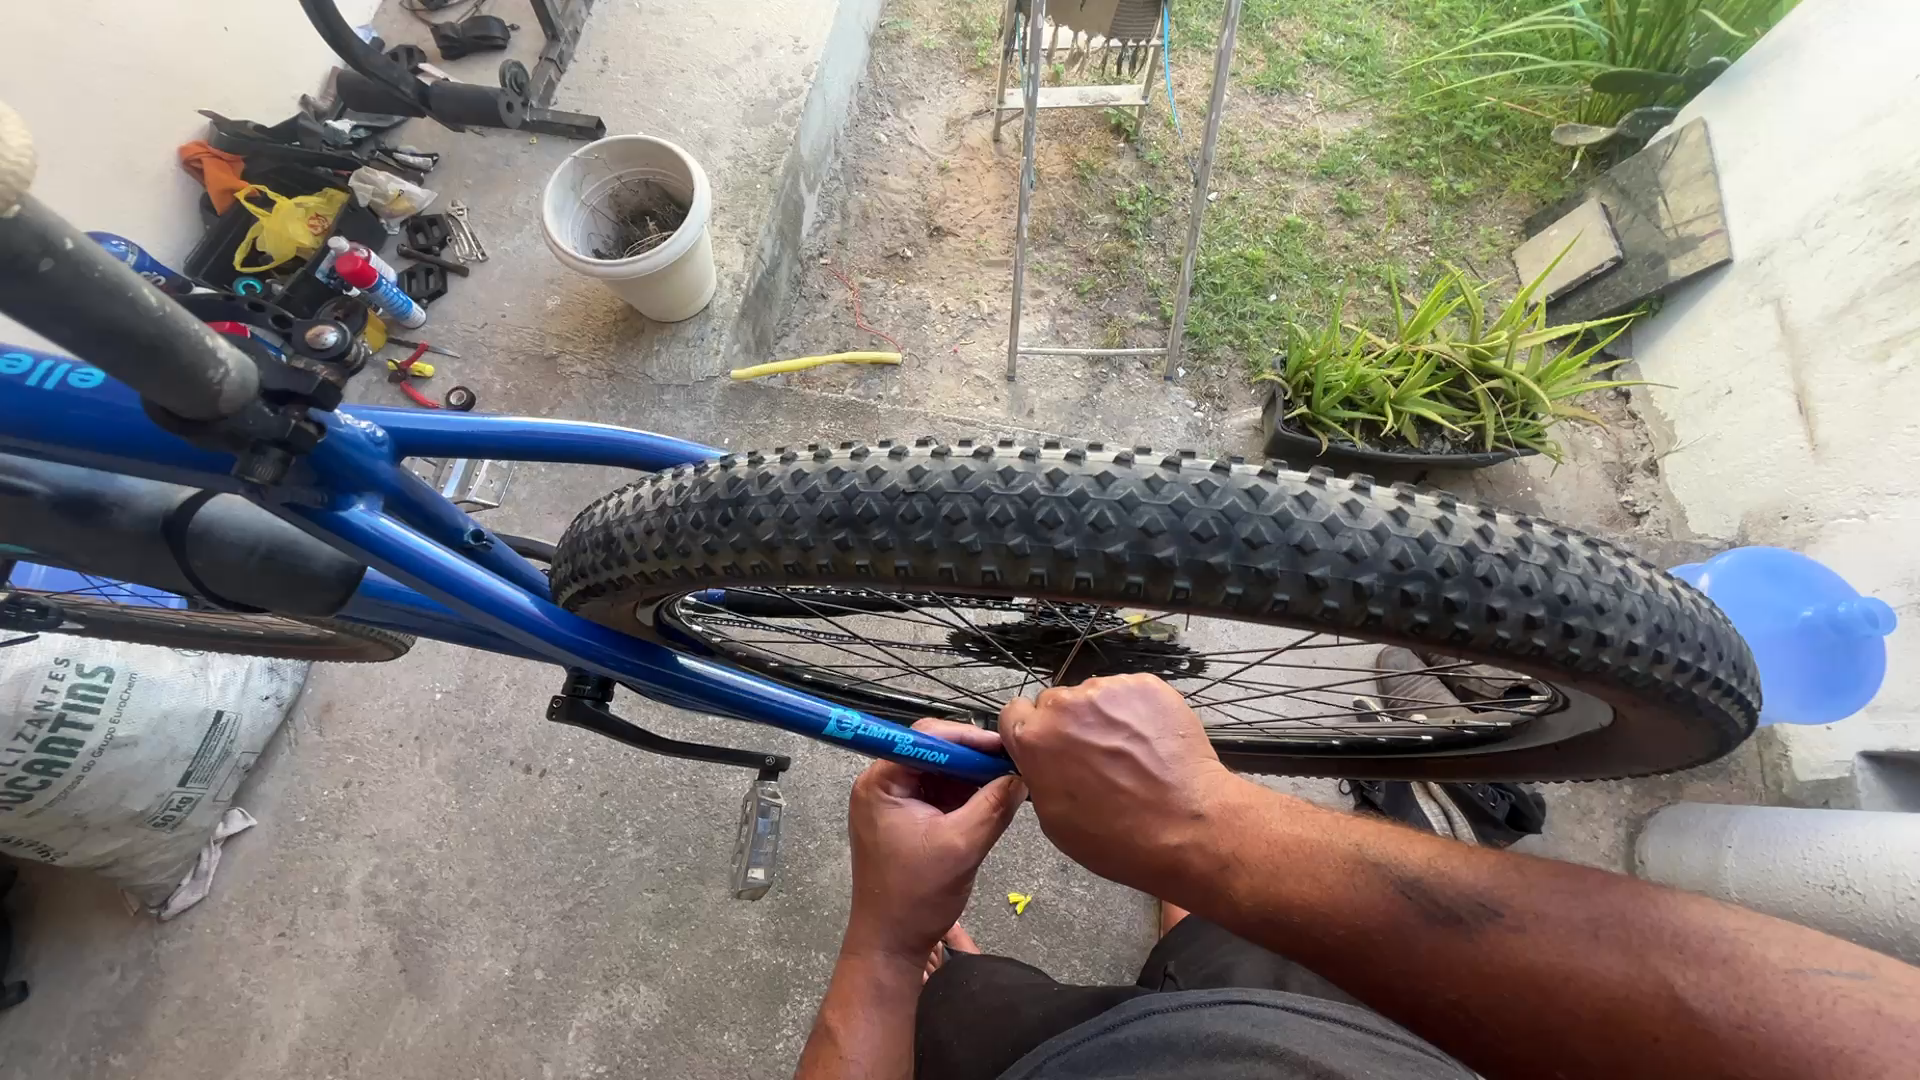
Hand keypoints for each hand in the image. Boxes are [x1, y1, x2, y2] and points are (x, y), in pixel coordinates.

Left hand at [843, 719, 1026, 960]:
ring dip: (970, 777)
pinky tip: (990, 798)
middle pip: (933, 750)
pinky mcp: (905, 817)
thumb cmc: (915, 898)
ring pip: (939, 771)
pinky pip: (938, 791)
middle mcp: (881, 783)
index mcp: (881, 782)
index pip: (927, 737)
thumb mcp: (961, 847)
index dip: (968, 738)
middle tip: (1009, 763)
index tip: (1002, 747)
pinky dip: (963, 794)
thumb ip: (993, 806)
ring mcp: (892, 800)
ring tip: (1006, 780)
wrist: (891, 945)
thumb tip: (1021, 776)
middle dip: (972, 758)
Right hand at [1000, 674, 1244, 890]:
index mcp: (1034, 738)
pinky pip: (1128, 692)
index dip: (1030, 730)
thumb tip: (1040, 760)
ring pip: (1093, 697)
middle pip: (1055, 703)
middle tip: (1095, 758)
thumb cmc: (1121, 836)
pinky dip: (1135, 712)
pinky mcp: (1143, 685)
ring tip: (1130, 754)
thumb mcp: (1053, 820)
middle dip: (1068, 725)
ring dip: (1103, 717)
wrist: (1189, 827)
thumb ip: (1037, 774)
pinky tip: (1150, 744)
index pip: (1014, 713)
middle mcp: (1064, 706)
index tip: (1046, 745)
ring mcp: (1106, 690)